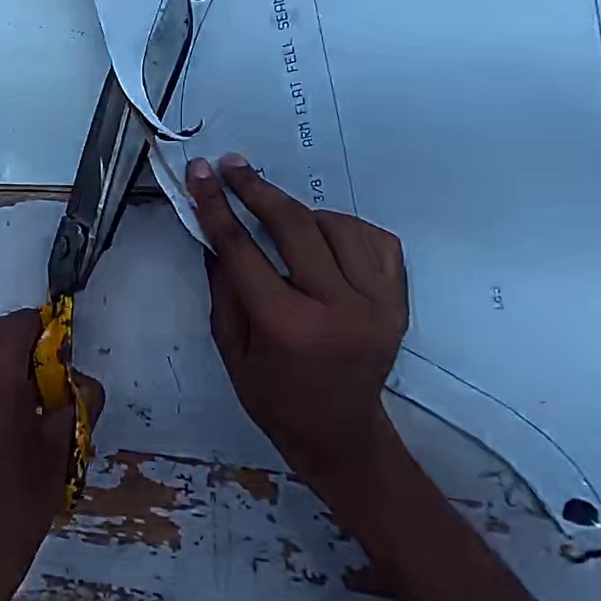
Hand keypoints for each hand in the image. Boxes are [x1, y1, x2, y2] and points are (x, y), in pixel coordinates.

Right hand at [186, 153, 407, 485]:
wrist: (341, 435)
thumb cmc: (273, 397)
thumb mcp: (230, 346)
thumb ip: (222, 285)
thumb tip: (211, 229)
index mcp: (287, 326)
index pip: (242, 249)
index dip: (215, 205)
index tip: (201, 172)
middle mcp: (339, 309)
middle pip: (294, 226)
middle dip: (256, 189)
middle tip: (232, 165)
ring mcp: (378, 304)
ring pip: (336, 225)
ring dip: (301, 212)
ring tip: (278, 217)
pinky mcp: (399, 302)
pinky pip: (375, 239)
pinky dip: (345, 226)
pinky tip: (323, 234)